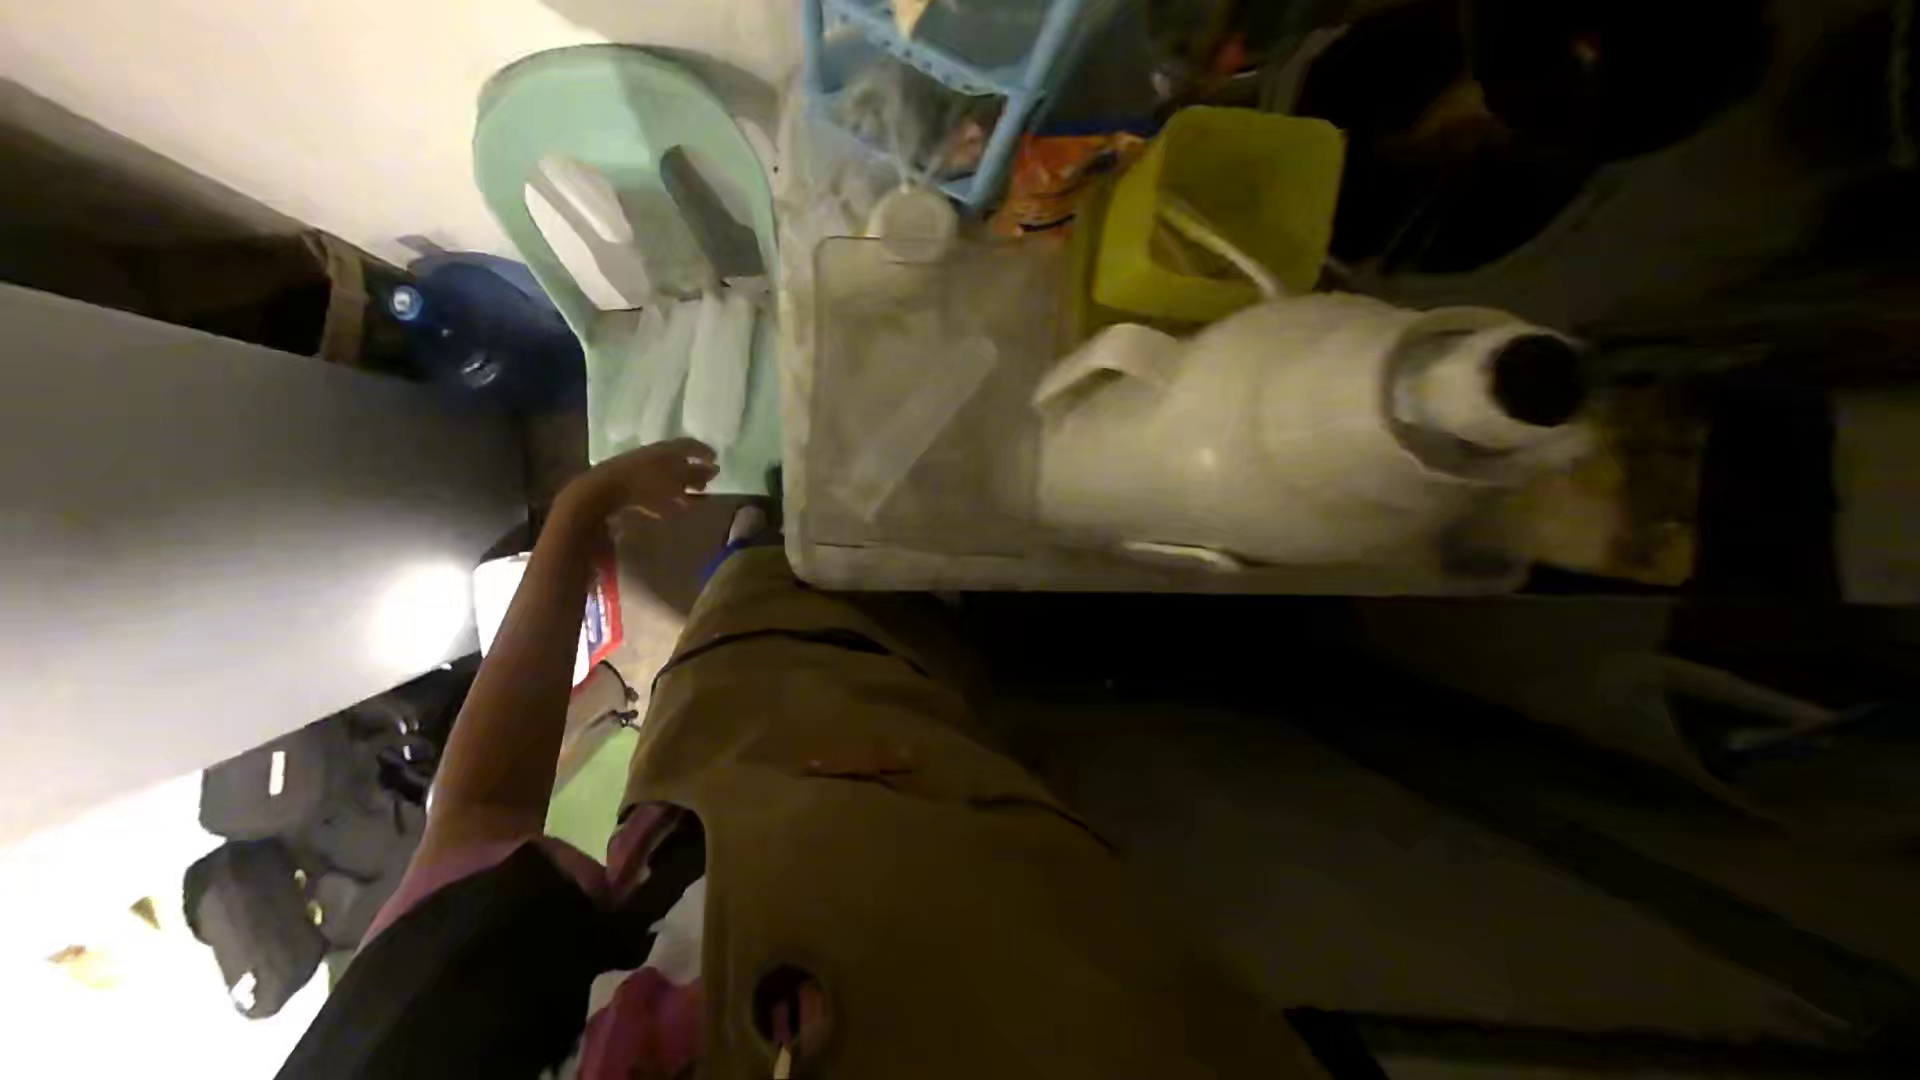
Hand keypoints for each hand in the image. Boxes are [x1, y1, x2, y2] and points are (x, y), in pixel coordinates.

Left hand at [560, 438, 718, 521]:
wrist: (601, 492)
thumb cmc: (647, 484)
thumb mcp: (678, 480)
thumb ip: (697, 475)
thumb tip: (715, 469)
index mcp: (667, 449)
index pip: (690, 444)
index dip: (704, 451)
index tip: (715, 460)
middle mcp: (653, 453)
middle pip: (677, 459)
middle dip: (691, 469)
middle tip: (704, 482)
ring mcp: (637, 466)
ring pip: (663, 472)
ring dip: (677, 483)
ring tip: (687, 496)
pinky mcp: (625, 481)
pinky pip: (650, 484)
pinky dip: (663, 493)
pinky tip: (667, 505)